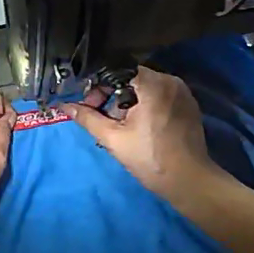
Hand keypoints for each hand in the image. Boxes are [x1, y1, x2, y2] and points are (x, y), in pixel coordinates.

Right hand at [61, 68, 231, 204]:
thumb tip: (65, 106)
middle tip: (103, 118)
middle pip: (131, 78)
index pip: (117, 71)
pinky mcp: (188, 104)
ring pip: (145, 87)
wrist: (188, 180)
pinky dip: (145, 106)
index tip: (91, 106)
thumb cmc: (150, 158)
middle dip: (112, 96)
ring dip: (128, 102)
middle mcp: (171, 81)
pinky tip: (139, 127)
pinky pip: (160, 95)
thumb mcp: (113, 138)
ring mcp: (183, 92)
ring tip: (120, 126)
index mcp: (154, 84)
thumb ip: (88, 118)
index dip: (99, 86)